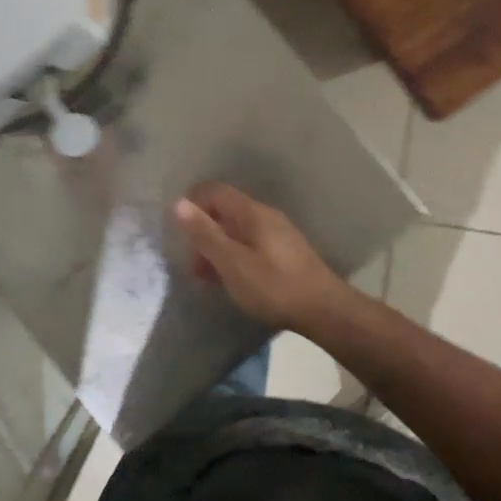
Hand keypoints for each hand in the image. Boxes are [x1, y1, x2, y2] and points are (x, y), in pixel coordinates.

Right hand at [172, 182, 355, 331]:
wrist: (324, 310)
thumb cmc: (273, 286)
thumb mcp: (232, 263)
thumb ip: (205, 233)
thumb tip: (179, 203)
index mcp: (252, 213)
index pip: (215, 191)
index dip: (192, 204)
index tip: (177, 230)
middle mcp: (265, 216)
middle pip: (225, 210)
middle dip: (203, 231)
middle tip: (190, 261)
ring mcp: (277, 234)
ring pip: (237, 230)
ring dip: (217, 247)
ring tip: (205, 276)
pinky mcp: (284, 253)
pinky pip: (250, 244)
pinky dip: (233, 256)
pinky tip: (231, 280)